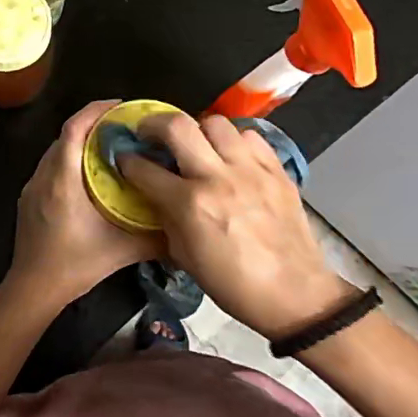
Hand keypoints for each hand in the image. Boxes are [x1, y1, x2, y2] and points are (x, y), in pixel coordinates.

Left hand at [7, 100, 160, 311]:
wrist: (32, 288)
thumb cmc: (74, 265)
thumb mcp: (121, 250)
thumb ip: (155, 237)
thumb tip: (185, 225)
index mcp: (63, 180)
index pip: (74, 129)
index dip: (95, 111)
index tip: (119, 106)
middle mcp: (44, 176)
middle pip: (66, 136)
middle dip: (92, 125)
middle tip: (123, 128)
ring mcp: (32, 187)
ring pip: (57, 151)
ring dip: (80, 143)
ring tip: (110, 148)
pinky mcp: (29, 199)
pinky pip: (51, 167)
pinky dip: (70, 160)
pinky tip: (90, 176)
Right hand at [118, 112, 352, 339]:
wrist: (293, 293)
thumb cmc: (232, 283)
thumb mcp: (184, 257)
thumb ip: (167, 218)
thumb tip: (158, 194)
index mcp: (190, 205)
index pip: (145, 169)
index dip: (127, 160)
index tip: (124, 157)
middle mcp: (218, 177)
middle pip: (177, 126)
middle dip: (154, 124)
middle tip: (150, 132)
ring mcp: (250, 169)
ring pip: (216, 123)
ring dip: (198, 129)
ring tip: (196, 143)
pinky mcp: (276, 169)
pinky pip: (250, 136)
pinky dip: (235, 140)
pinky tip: (231, 155)